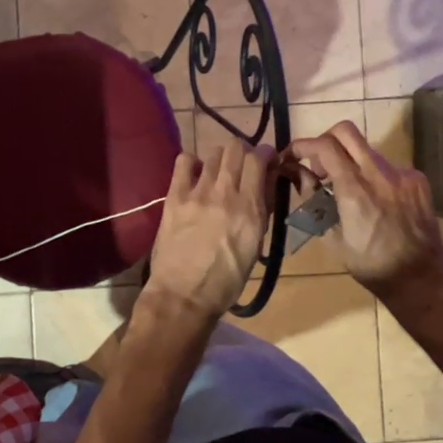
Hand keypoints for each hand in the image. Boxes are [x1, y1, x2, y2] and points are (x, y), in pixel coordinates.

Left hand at [143, 141, 275, 319]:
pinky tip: (195, 175)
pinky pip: (184, 161)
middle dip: (243, 152)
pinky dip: (193, 163)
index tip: (265, 159)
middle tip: (242, 166)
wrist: (184, 294)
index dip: (265, 154)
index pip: (259, 159)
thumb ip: (262, 210)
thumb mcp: (256, 246)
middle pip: (236, 148)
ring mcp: (198, 192)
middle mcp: (227, 194)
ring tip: (219, 174)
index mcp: (251, 209)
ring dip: (221, 159)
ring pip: (214, 153)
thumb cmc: (226, 280)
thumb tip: (267, 183)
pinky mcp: (175, 196)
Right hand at [287, 121, 442, 300]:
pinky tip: (375, 201)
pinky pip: (388, 166)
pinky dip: (373, 175)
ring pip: (367, 150)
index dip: (302, 145)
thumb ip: (312, 198)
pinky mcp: (417, 180)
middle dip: (325, 141)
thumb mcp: (331, 236)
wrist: (419, 277)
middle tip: (320, 166)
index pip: (324, 146)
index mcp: (355, 190)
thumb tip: (294, 173)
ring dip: (350, 161)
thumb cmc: (369, 264)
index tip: (292, 156)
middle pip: (346, 131)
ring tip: (347, 191)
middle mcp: (379, 174)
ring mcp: (402, 174)